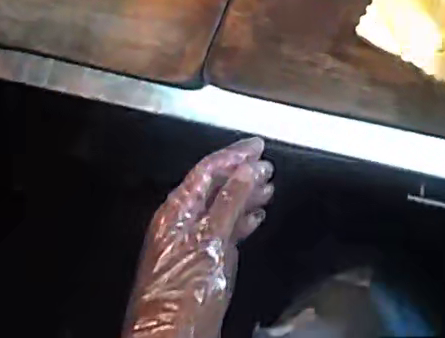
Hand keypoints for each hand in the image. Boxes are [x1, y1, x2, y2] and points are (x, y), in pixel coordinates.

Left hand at [122, 137, 275, 337]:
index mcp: (177, 211)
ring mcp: (189, 244)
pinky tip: (255, 218)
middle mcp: (181, 223)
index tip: (257, 146)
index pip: (207, 170)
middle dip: (242, 173)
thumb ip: (230, 202)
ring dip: (245, 195)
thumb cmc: (181, 298)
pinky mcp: (198, 265)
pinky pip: (222, 231)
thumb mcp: (211, 242)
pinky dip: (241, 221)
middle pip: (214, 186)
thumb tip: (248, 169)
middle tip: (267, 166)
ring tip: (267, 189)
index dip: (234, 155)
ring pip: (220, 208)